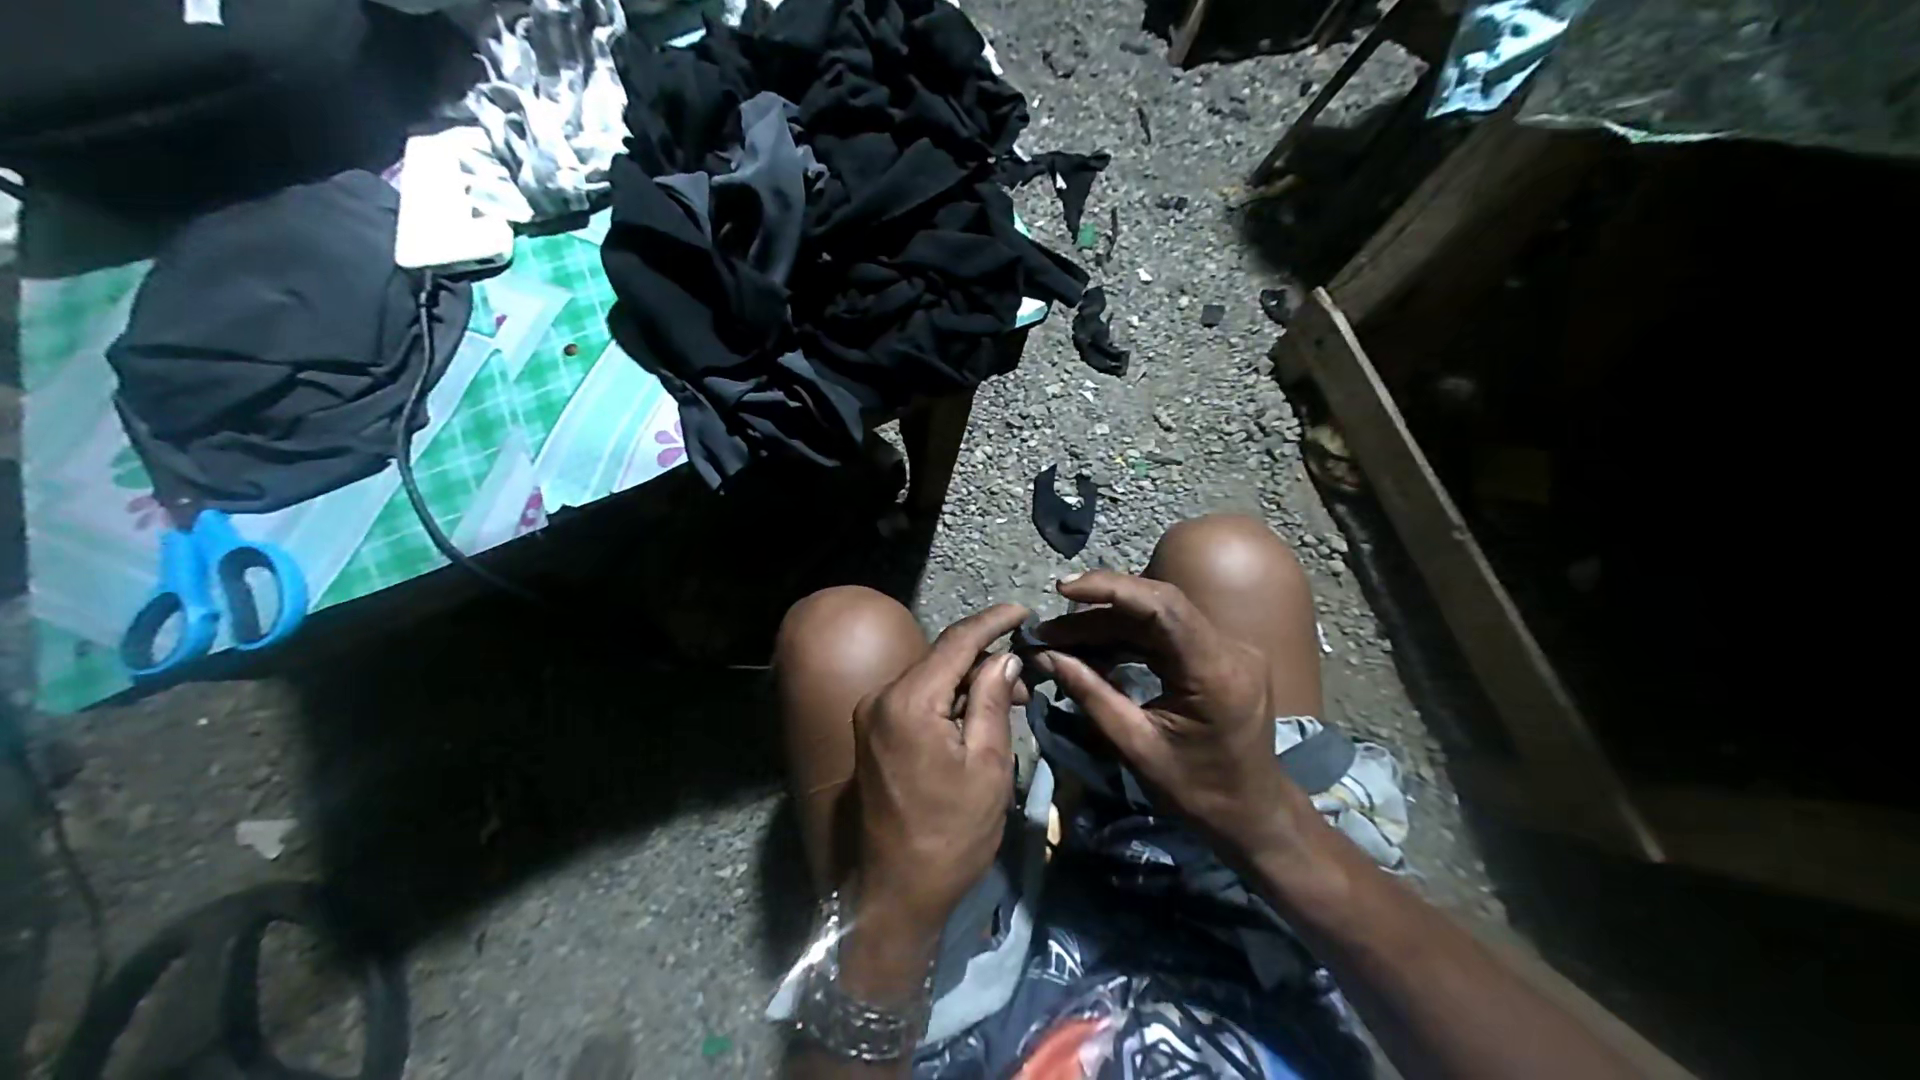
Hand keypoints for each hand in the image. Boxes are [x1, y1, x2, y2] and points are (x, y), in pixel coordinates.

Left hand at [851, 603, 1029, 932]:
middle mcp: (880, 698)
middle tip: (1026, 674)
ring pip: (929, 679)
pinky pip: (916, 700)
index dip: (993, 622)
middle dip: (984, 658)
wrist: (896, 893)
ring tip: (1009, 699)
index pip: (956, 642)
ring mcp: (871, 716)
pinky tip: (976, 715)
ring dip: (967, 681)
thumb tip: (1004, 657)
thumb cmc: (951, 835)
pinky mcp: (872, 733)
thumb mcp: (987, 766)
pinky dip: (947, 700)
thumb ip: (992, 701)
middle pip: (940, 659)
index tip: (1023, 610)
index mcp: (909, 702)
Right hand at [1036, 571, 1318, 860]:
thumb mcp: (1135, 746)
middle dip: (1098, 609)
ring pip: (1157, 617)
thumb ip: (1090, 694)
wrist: (1251, 812)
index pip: (1163, 607)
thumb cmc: (1197, 790)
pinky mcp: (1218, 653)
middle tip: (1051, 626)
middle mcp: (1229, 647)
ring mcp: (1228, 647)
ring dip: (1107, 624)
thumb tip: (1044, 656)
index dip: (1111, 589)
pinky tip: (1092, 649)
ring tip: (1061, 639)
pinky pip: (1166, 633)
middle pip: (1157, 605)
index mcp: (1215, 671)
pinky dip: (1126, 638)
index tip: (1064, 588)